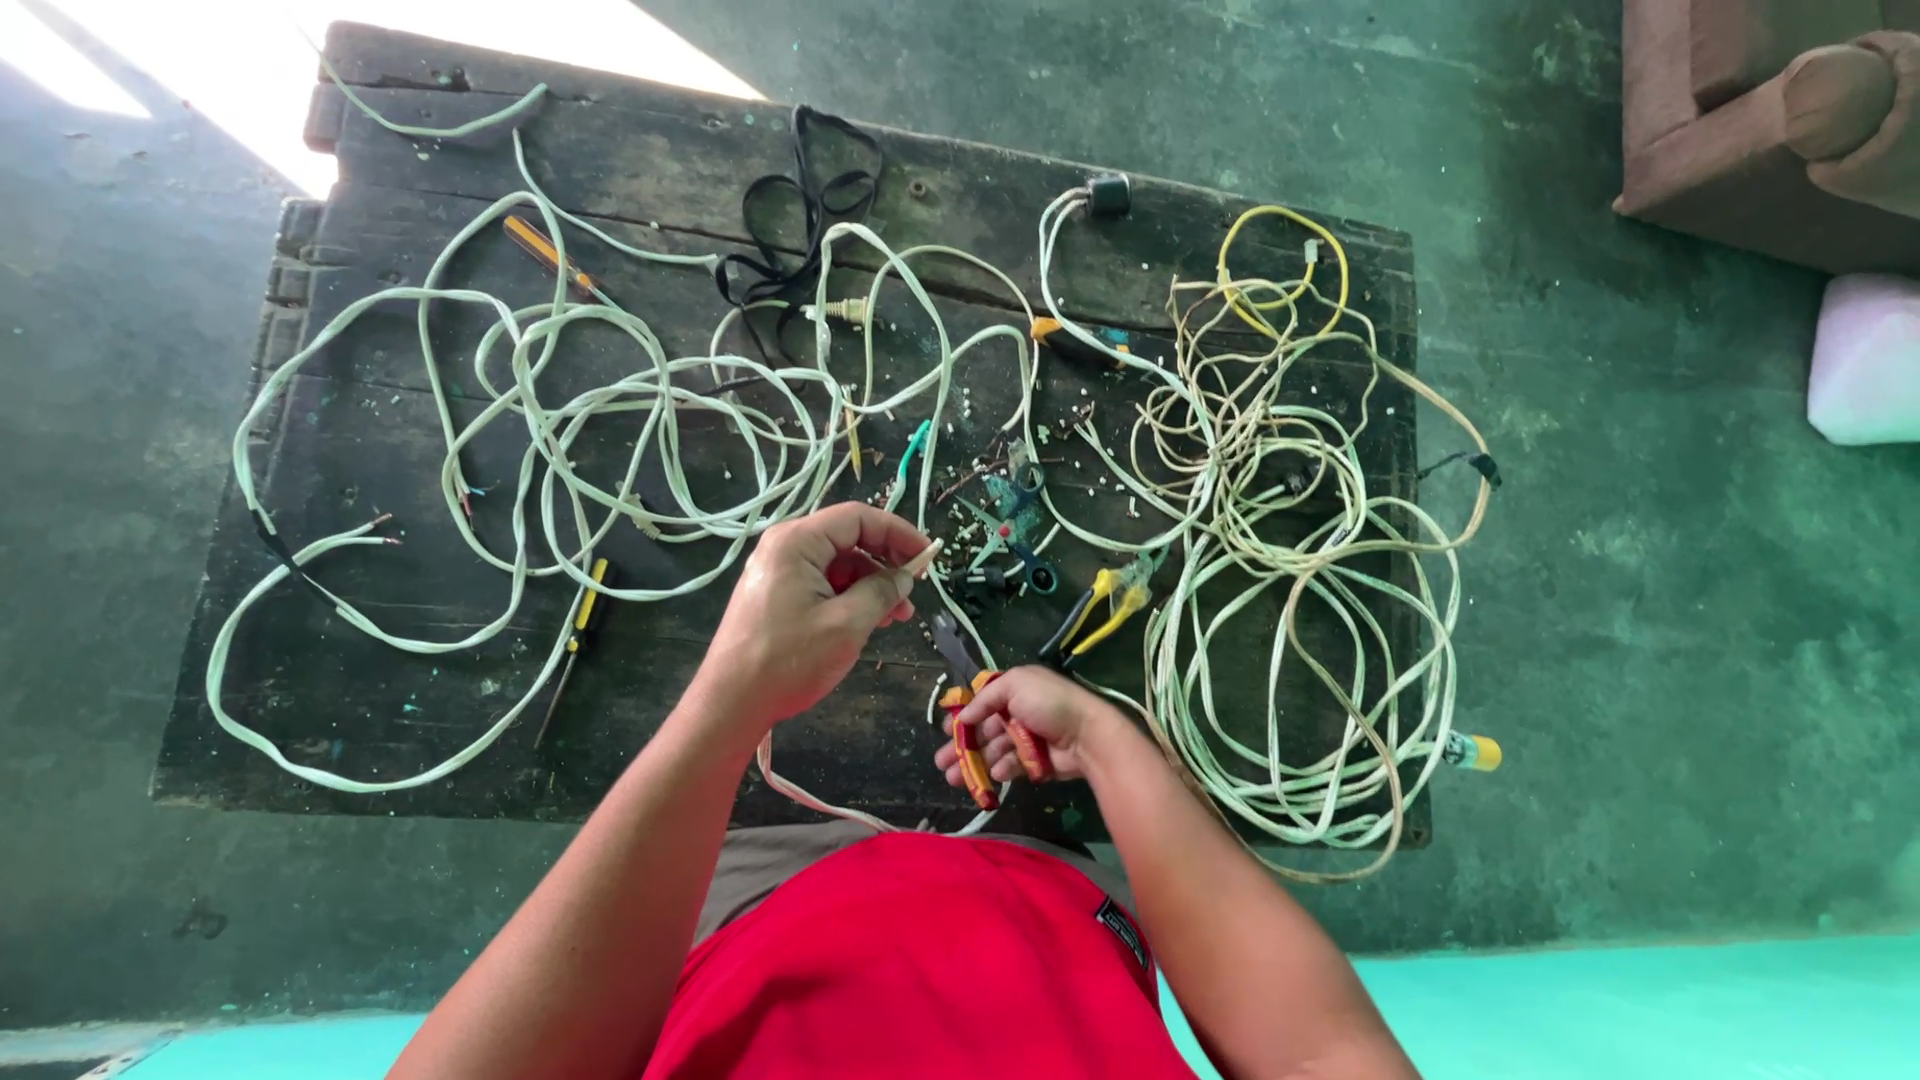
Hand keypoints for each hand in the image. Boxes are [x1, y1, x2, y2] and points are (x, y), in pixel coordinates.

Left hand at [691, 502, 929, 729]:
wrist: (730, 704)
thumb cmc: (788, 661)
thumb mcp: (846, 625)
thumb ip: (881, 592)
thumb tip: (905, 576)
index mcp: (796, 542)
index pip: (858, 518)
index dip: (898, 532)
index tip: (928, 555)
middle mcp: (785, 547)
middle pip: (849, 538)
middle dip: (887, 562)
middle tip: (916, 589)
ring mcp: (779, 571)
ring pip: (839, 564)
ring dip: (872, 584)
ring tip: (898, 616)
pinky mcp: (778, 595)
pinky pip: (824, 583)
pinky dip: (851, 597)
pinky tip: (871, 620)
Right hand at [935, 665, 1121, 785]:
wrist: (1086, 735)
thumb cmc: (1050, 704)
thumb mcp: (1015, 685)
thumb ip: (985, 699)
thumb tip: (963, 716)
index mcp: (1014, 690)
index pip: (981, 703)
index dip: (963, 718)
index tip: (944, 731)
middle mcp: (1017, 712)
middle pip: (982, 731)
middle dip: (960, 746)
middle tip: (940, 763)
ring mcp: (1025, 738)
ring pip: (992, 751)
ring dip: (972, 763)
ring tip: (953, 779)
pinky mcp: (1034, 761)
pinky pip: (1011, 765)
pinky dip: (1000, 769)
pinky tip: (993, 774)